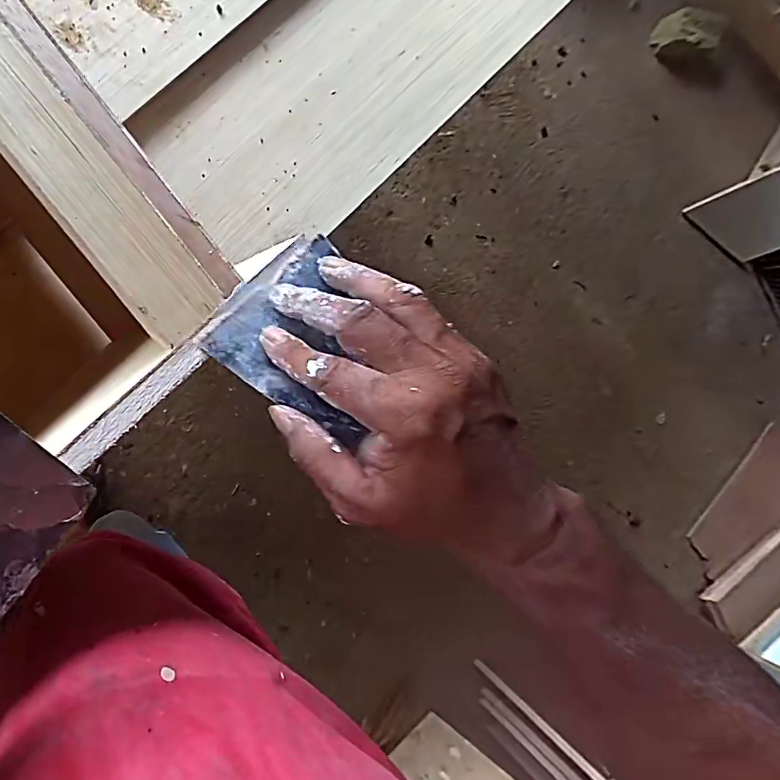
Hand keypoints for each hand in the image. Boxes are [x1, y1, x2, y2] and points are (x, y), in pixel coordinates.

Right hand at [260, 256, 567, 566]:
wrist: (511, 511)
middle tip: (283, 296)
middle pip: (362, 325)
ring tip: (326, 269)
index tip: (268, 338)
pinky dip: (391, 291)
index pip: (331, 372)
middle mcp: (433, 380)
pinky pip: (427, 311)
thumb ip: (312, 455)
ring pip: (400, 304)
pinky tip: (367, 282)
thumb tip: (282, 411)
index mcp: (403, 416)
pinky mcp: (470, 356)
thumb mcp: (358, 499)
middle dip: (314, 306)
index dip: (292, 352)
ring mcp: (458, 362)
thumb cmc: (433, 509)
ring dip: (357, 282)